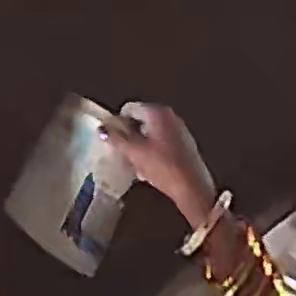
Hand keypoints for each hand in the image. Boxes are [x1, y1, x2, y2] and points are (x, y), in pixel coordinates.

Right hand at [104, 102, 219, 225]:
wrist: (193, 187)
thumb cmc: (162, 166)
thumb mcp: (134, 153)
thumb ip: (116, 139)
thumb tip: (102, 128)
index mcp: (156, 112)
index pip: (129, 108)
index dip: (118, 121)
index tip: (112, 138)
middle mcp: (168, 115)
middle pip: (141, 119)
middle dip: (129, 135)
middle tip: (122, 152)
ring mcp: (178, 128)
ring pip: (151, 132)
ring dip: (140, 144)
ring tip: (135, 163)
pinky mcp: (184, 143)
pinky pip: (162, 141)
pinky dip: (152, 150)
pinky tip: (149, 168)